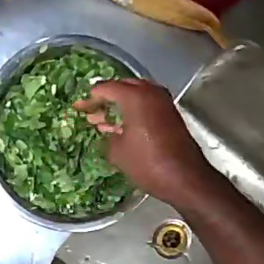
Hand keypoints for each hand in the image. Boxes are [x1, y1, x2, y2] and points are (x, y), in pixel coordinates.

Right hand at [74, 79, 224, 209]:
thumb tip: (105, 129)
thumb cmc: (147, 163)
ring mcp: (163, 102)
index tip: (79, 107)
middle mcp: (151, 92)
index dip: (90, 98)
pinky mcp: (170, 114)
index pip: (106, 88)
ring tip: (102, 120)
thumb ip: (107, 135)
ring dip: (119, 105)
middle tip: (91, 111)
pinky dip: (132, 111)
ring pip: (136, 95)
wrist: (184, 177)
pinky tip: (121, 126)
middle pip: (122, 86)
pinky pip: (146, 105)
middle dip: (105, 98)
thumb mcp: (117, 151)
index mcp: (134, 97)